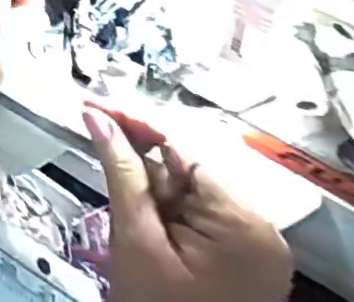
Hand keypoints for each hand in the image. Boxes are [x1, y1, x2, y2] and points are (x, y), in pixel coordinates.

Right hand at [83, 107, 292, 301]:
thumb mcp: (135, 237)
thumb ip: (121, 169)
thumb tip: (97, 115)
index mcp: (245, 223)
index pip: (185, 145)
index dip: (135, 118)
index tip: (92, 103)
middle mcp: (262, 226)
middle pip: (190, 158)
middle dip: (140, 137)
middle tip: (93, 117)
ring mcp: (254, 241)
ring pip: (190, 176)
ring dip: (146, 162)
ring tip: (107, 147)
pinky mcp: (239, 251)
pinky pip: (196, 200)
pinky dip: (161, 189)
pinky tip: (132, 182)